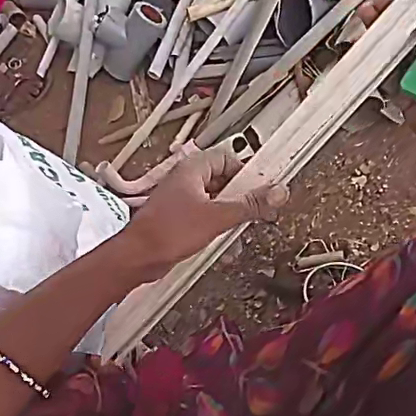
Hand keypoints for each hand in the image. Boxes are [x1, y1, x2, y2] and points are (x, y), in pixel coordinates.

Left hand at [115, 146, 288, 279]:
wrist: (138, 257)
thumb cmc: (167, 232)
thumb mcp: (217, 217)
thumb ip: (249, 205)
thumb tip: (276, 192)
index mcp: (192, 169)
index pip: (228, 158)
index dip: (247, 172)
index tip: (263, 187)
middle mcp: (186, 180)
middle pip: (224, 179)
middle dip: (241, 197)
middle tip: (258, 210)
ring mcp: (181, 199)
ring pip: (216, 199)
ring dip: (231, 214)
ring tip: (242, 228)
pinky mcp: (179, 218)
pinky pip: (205, 216)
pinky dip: (217, 225)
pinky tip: (225, 242)